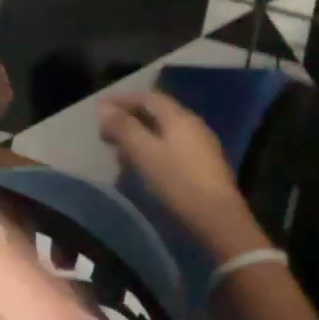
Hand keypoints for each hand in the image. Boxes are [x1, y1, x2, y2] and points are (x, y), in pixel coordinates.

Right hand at [97, 93, 269, 258]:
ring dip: (138, 137)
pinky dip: (151, 150)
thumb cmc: (178, 182)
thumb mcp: (144, 152)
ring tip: (119, 153)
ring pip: (163, 132)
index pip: (147, 97)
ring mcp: (201, 146)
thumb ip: (123, 127)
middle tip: (105, 133)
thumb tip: (103, 107)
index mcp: (179, 118)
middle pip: (156, 113)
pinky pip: (171, 148)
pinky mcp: (204, 166)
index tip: (99, 108)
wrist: (219, 222)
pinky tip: (142, 168)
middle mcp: (193, 126)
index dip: (121, 99)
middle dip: (128, 119)